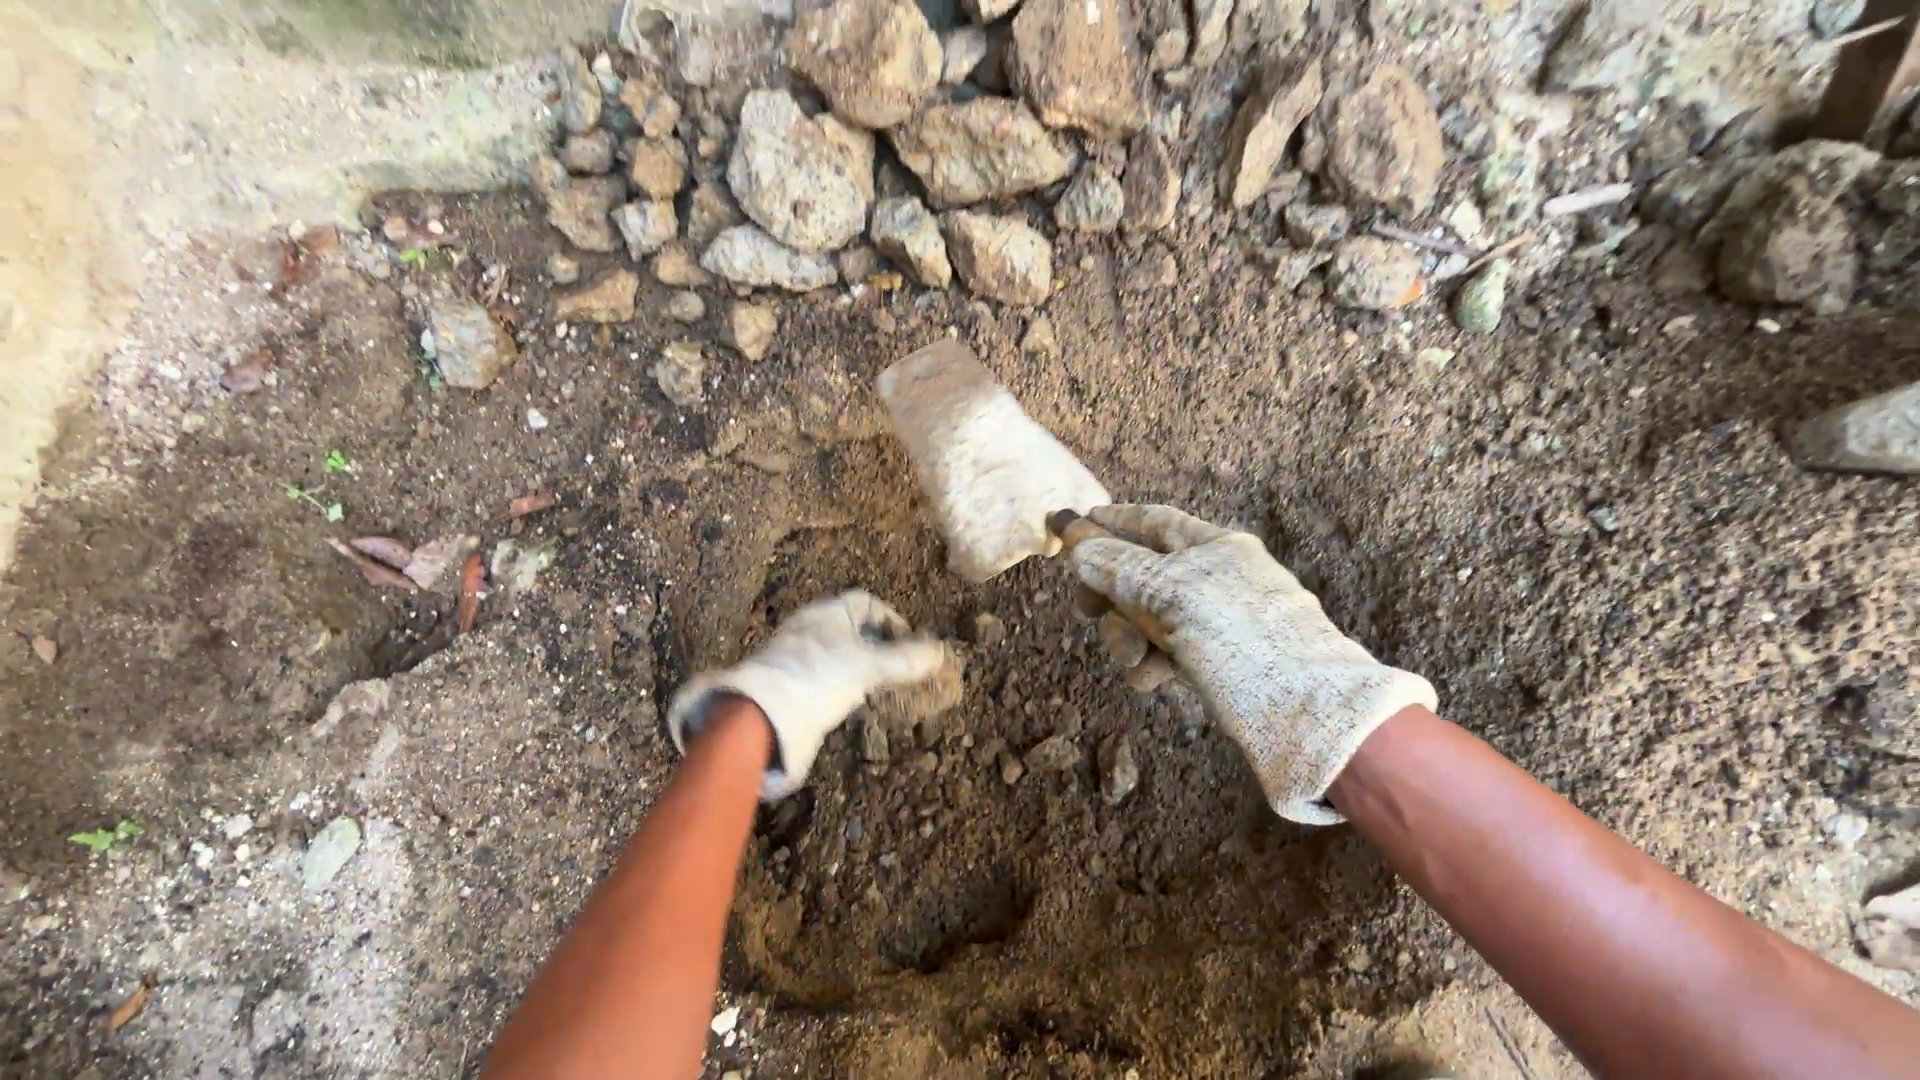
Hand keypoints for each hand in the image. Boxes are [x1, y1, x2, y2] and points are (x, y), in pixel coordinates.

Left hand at [667, 590, 948, 798]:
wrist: (762, 716)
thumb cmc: (819, 677)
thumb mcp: (869, 666)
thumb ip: (905, 660)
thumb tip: (939, 652)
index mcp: (827, 613)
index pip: (866, 602)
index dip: (892, 620)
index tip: (911, 645)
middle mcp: (810, 630)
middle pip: (854, 630)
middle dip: (880, 649)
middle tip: (901, 671)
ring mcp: (797, 658)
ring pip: (840, 657)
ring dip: (863, 671)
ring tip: (882, 691)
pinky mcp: (790, 686)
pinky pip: (825, 680)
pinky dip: (844, 689)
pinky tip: (854, 707)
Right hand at [1069, 505, 1435, 823]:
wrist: (1306, 711)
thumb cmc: (1239, 638)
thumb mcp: (1172, 593)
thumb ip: (1120, 567)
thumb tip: (1079, 546)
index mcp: (1213, 546)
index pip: (1152, 521)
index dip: (1111, 522)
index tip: (1073, 528)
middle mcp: (1215, 576)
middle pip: (1143, 572)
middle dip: (1113, 595)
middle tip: (1086, 614)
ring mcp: (1218, 619)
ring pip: (1151, 615)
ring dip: (1129, 636)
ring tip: (1133, 662)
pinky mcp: (1219, 659)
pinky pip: (1170, 649)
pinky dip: (1153, 662)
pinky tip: (1152, 679)